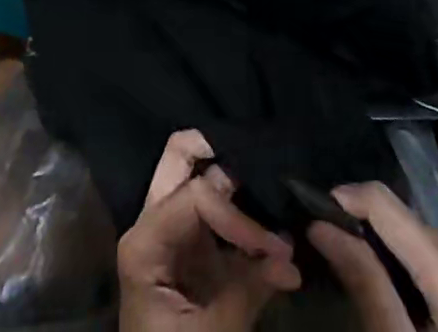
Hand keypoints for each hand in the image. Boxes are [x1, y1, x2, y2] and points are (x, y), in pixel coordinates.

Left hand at [118, 130, 302, 331]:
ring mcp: (175, 230)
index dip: (238, 216)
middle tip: (264, 164)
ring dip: (241, 181)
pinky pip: (221, 209)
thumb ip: (250, 288)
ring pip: (202, 173)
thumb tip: (292, 256)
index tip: (276, 247)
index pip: (196, 195)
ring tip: (278, 195)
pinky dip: (248, 211)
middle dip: (221, 149)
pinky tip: (278, 228)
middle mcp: (155, 222)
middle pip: (181, 156)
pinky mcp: (196, 246)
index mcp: (145, 240)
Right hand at [308, 182, 437, 331]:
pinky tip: (396, 291)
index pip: (387, 204)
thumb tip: (322, 228)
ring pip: (417, 232)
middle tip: (330, 256)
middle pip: (402, 219)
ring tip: (359, 275)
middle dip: (363, 228)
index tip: (313, 217)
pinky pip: (436, 250)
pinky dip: (408, 260)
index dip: (345, 200)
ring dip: (384, 244)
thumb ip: (366, 287)